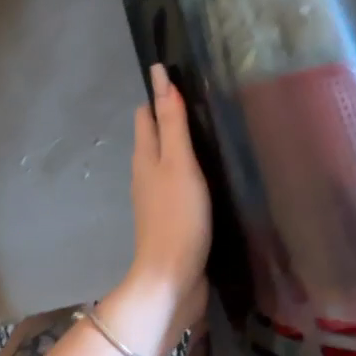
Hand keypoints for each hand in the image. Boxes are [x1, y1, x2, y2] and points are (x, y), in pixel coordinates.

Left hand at [120, 64, 211, 337]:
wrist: (172, 280)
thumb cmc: (177, 216)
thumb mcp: (179, 162)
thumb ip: (173, 121)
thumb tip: (159, 75)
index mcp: (145, 155)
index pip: (147, 113)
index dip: (160, 95)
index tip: (181, 79)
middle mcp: (145, 173)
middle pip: (154, 136)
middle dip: (170, 118)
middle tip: (201, 103)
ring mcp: (156, 198)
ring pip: (166, 161)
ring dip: (181, 146)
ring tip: (210, 134)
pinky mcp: (171, 220)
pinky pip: (178, 185)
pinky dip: (189, 173)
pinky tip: (209, 176)